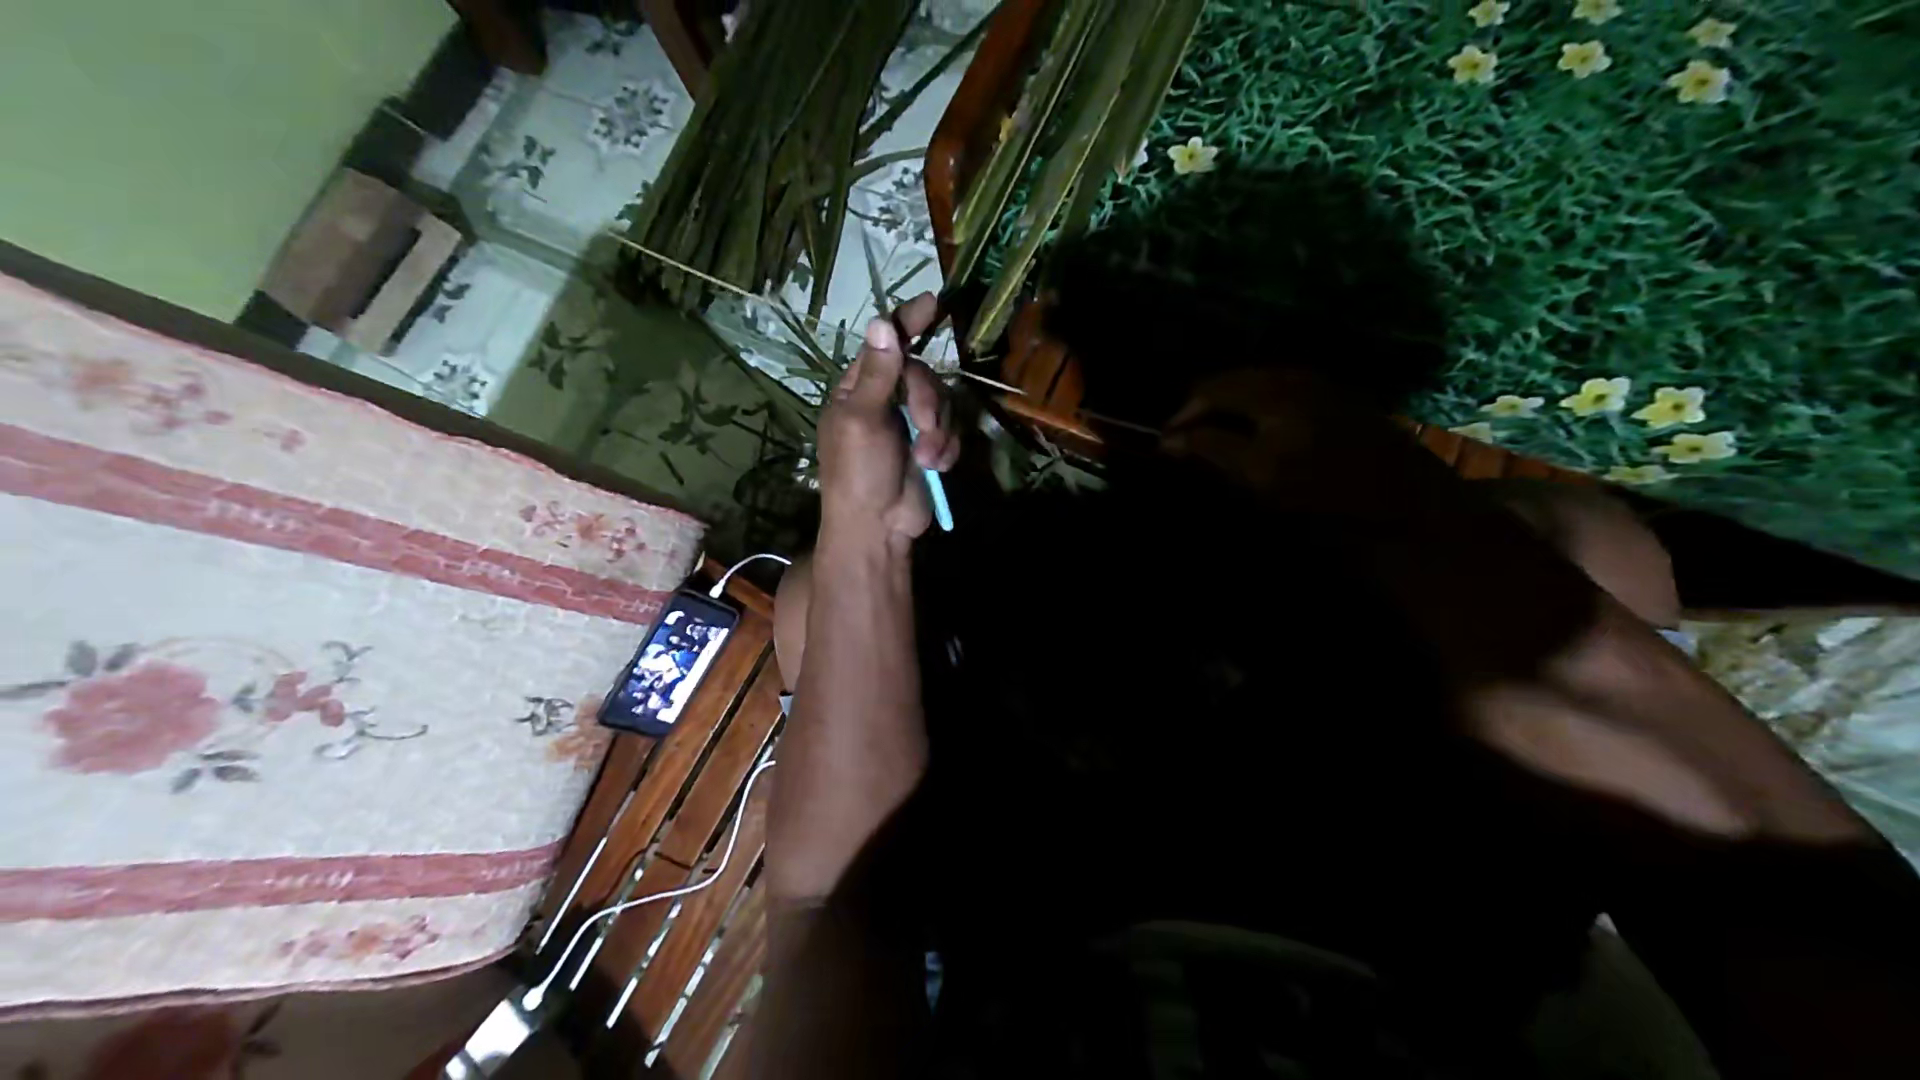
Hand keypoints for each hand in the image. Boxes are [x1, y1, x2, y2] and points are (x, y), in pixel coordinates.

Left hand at [816, 292, 959, 553]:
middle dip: (927, 400)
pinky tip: (936, 467)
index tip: (934, 304)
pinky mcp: (929, 447)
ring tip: (926, 457)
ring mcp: (908, 425)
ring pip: (942, 403)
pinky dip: (946, 449)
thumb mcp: (862, 419)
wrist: (878, 527)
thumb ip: (877, 373)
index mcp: (857, 390)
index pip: (885, 345)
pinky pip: (950, 431)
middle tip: (922, 425)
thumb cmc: (858, 472)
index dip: (907, 323)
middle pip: (921, 374)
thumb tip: (882, 321)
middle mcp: (884, 401)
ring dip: (938, 431)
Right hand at [1161, 367, 1422, 518]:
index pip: (1211, 391)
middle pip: (1232, 381)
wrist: (1407, 501)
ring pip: (1255, 383)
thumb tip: (1169, 441)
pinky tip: (1254, 429)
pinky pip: (1278, 390)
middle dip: (1204, 407)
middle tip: (1185, 437)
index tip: (1166, 441)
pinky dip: (1254, 406)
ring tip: (1214, 433)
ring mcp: (1318, 384)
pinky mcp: (1335, 397)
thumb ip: (1212, 450)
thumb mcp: (1259, 476)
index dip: (1183, 415)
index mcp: (1273, 392)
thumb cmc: (1327, 495)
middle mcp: (1294, 377)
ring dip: (1229, 406)